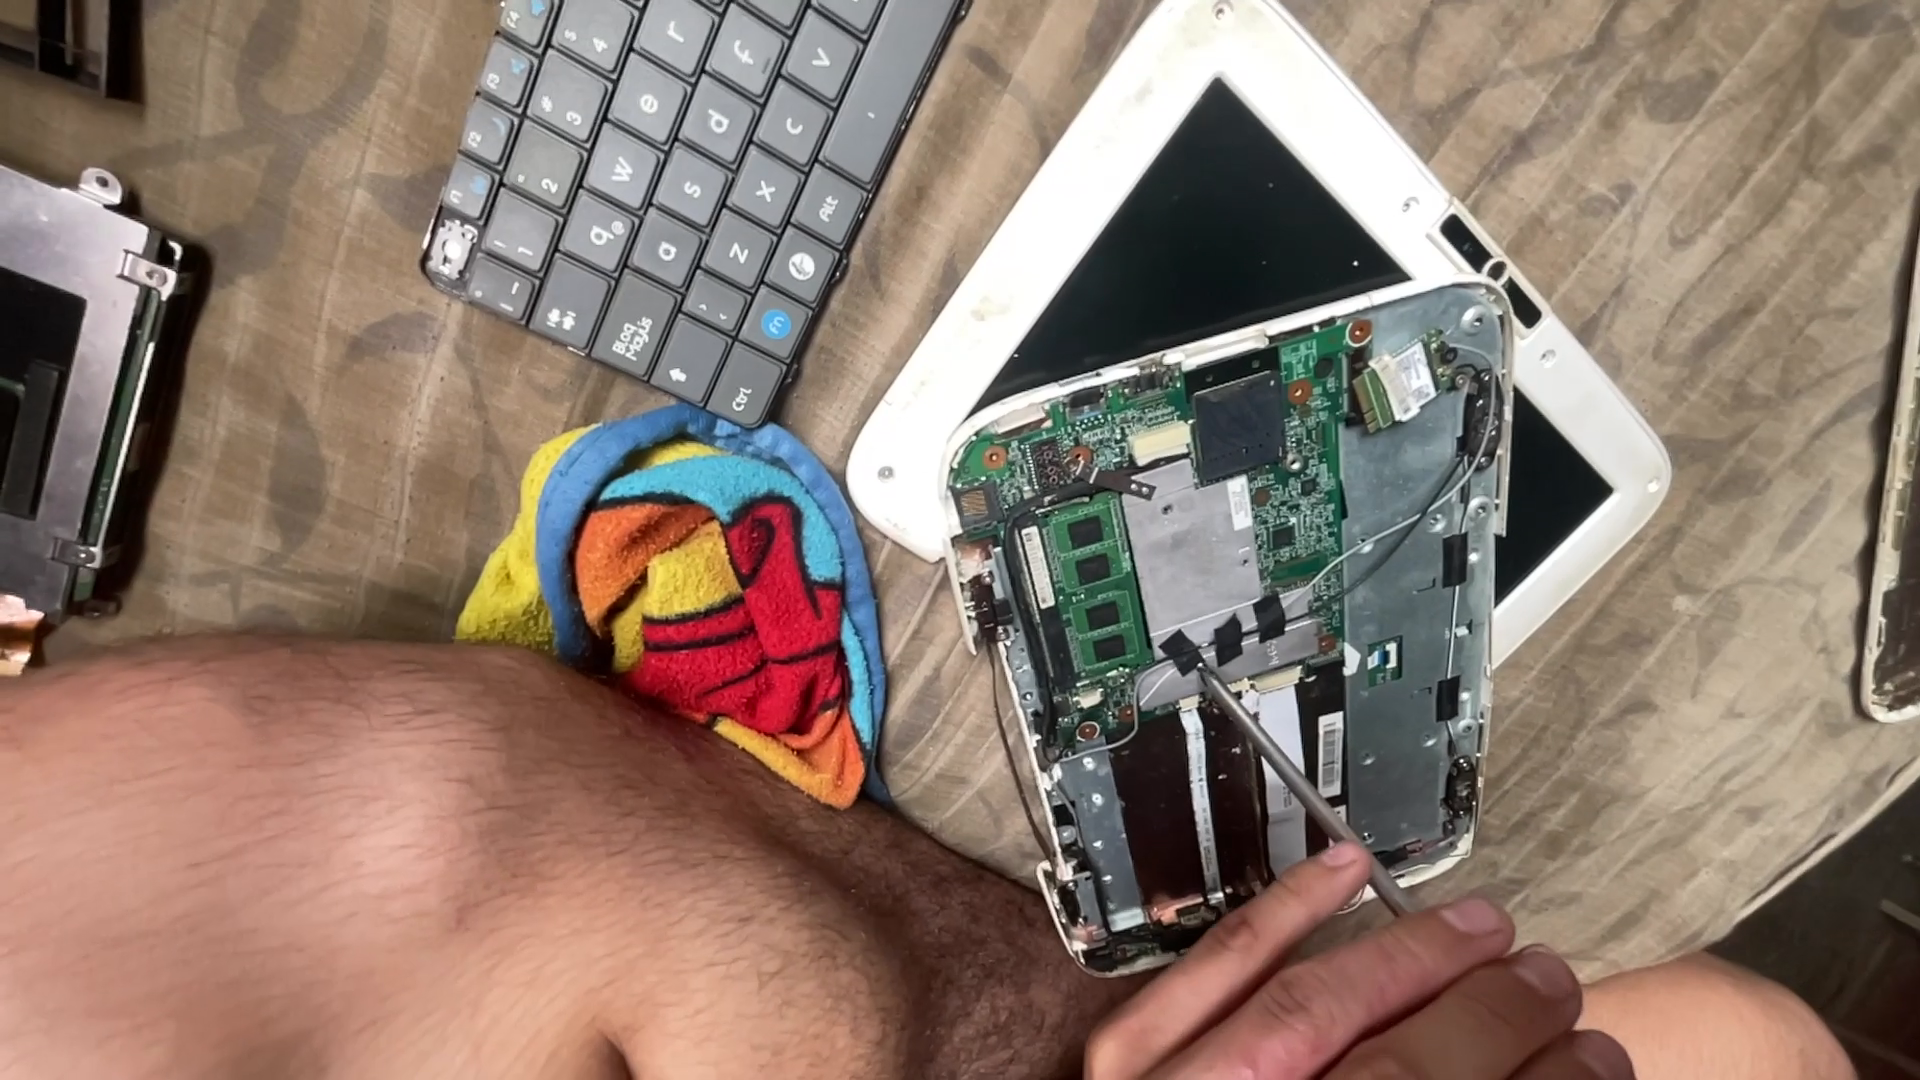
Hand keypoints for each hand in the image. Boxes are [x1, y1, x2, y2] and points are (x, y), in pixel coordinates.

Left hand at [1085, 842, 1634, 1078]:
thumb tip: (1525, 1076)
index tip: (1604, 1057)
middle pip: (1396, 1071)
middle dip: (1487, 1018)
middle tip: (1552, 978)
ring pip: (1311, 1001)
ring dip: (1406, 955)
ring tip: (1483, 923)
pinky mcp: (1135, 1042)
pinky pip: (1225, 957)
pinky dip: (1293, 904)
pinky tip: (1347, 864)